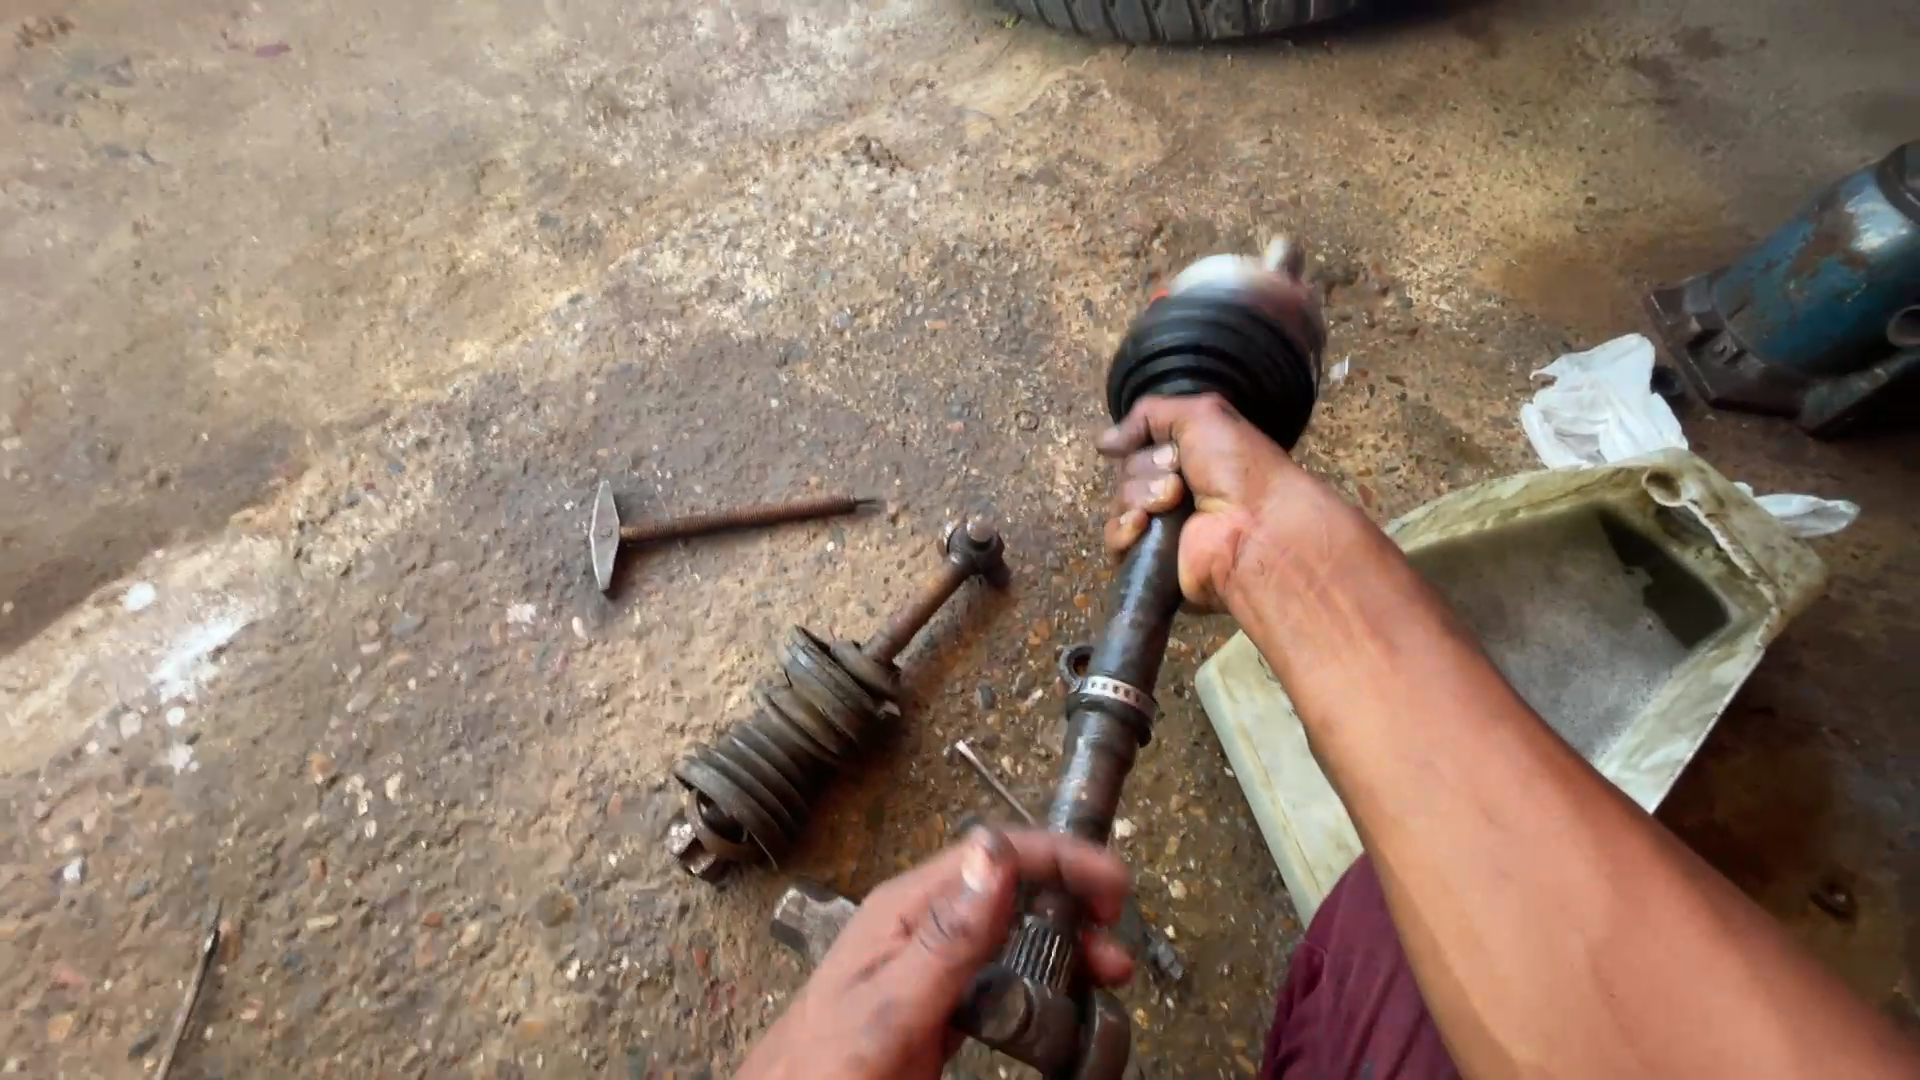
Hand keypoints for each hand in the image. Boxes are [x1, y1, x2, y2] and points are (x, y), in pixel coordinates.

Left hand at [738, 828, 1135, 1079]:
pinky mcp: (938, 1000)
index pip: (994, 854)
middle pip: (1009, 885)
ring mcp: (930, 961)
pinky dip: (1038, 975)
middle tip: (1116, 941)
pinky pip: (998, 971)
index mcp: (907, 907)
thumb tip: (994, 853)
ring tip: (1105, 970)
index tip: (1112, 883)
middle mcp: (922, 922)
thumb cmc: (826, 1066)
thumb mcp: (889, 1005)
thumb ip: (944, 936)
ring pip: (1009, 926)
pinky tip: (1058, 995)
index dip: (1058, 857)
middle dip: (1070, 898)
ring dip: (1062, 937)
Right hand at [1098, 393, 1321, 609]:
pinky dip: (1124, 529)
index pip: (1139, 448)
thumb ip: (1148, 413)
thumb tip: (1103, 444)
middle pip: (1126, 474)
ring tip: (1171, 503)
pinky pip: (1115, 539)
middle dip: (1145, 471)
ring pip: (1119, 504)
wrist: (1254, 528)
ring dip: (1139, 497)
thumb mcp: (1202, 414)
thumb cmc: (1237, 468)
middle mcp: (1173, 493)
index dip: (1146, 446)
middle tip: (1179, 482)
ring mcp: (1160, 528)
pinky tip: (1143, 525)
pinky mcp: (1148, 559)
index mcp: (1188, 460)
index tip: (1173, 452)